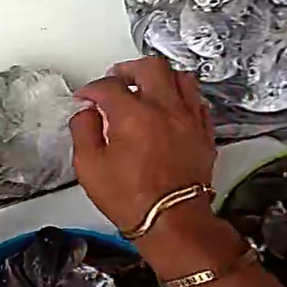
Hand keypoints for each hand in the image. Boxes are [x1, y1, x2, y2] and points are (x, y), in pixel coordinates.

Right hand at [70, 57, 217, 235]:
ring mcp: (189, 119)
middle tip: (114, 79)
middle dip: (127, 69)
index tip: (84, 98)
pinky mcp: (203, 132)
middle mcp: (165, 110)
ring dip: (157, 77)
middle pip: (151, 68)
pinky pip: (195, 100)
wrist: (170, 219)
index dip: (91, 89)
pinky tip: (166, 106)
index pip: (108, 86)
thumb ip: (83, 130)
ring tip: (142, 86)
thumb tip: (86, 113)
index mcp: (133, 115)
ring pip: (180, 77)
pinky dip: (178, 95)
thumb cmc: (129, 196)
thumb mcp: (87, 164)